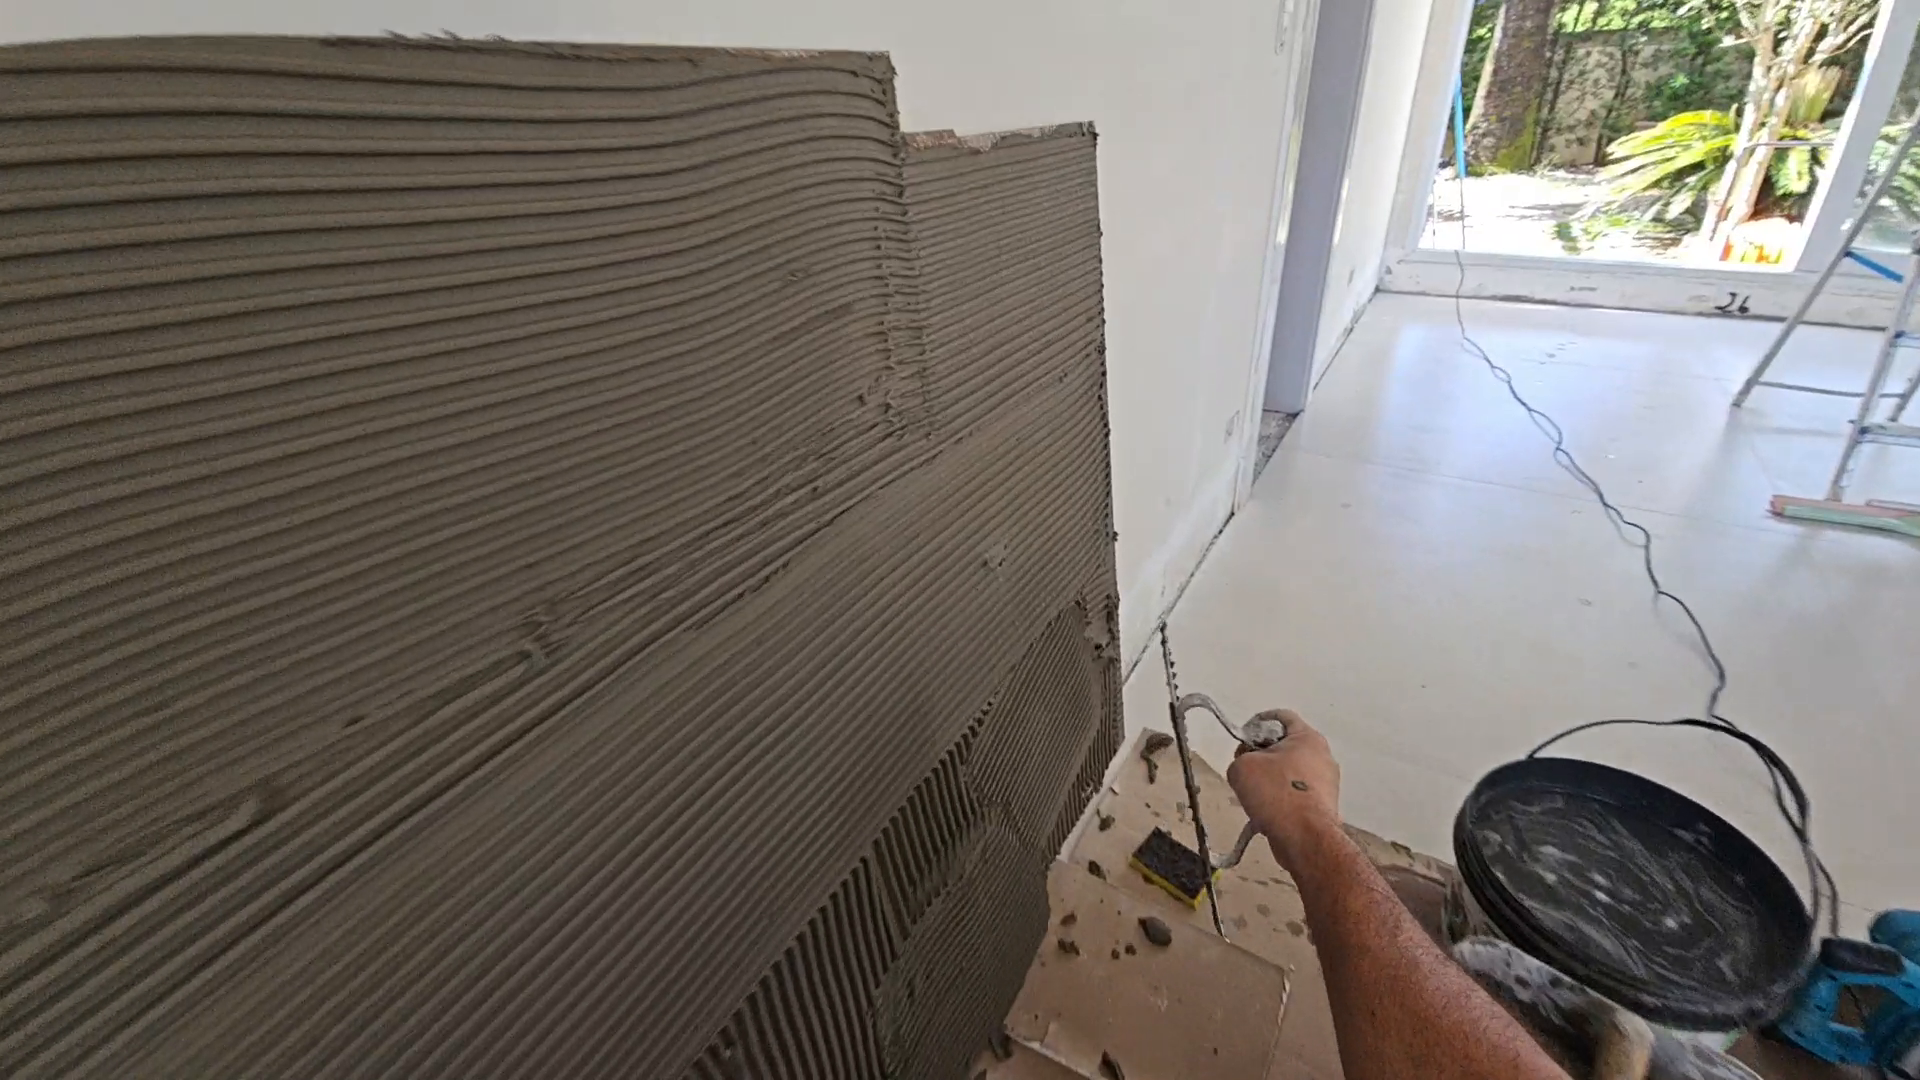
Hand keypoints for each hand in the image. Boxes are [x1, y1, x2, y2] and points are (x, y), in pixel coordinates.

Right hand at [1225, 709, 1340, 871]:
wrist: (1304, 839)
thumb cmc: (1274, 792)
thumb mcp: (1241, 766)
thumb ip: (1241, 756)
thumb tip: (1250, 764)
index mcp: (1308, 738)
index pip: (1282, 716)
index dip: (1257, 721)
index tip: (1243, 736)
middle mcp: (1323, 757)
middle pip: (1286, 745)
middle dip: (1262, 754)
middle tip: (1244, 766)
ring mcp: (1328, 783)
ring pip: (1290, 772)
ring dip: (1270, 778)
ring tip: (1253, 794)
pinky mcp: (1325, 806)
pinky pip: (1297, 794)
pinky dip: (1281, 798)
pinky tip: (1266, 811)